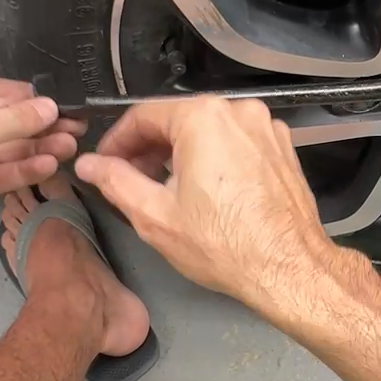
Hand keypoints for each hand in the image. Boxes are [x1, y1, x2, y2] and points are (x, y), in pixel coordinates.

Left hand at [0, 78, 82, 273]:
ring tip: (67, 146)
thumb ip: (9, 120)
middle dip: (34, 125)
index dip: (22, 97)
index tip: (54, 102)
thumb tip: (44, 107)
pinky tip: (46, 166)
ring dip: (34, 149)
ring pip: (0, 151)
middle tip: (69, 126)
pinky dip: (21, 172)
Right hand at [74, 97, 334, 302]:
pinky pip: (238, 142)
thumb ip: (116, 181)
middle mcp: (239, 112)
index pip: (144, 115)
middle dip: (150, 147)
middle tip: (131, 179)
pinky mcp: (283, 148)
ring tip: (166, 188)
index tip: (105, 163)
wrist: (289, 268)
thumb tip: (90, 164)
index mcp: (204, 118)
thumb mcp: (154, 214)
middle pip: (179, 119)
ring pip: (210, 130)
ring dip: (182, 152)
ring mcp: (266, 128)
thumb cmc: (225, 245)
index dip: (117, 140)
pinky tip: (206, 189)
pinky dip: (216, 156)